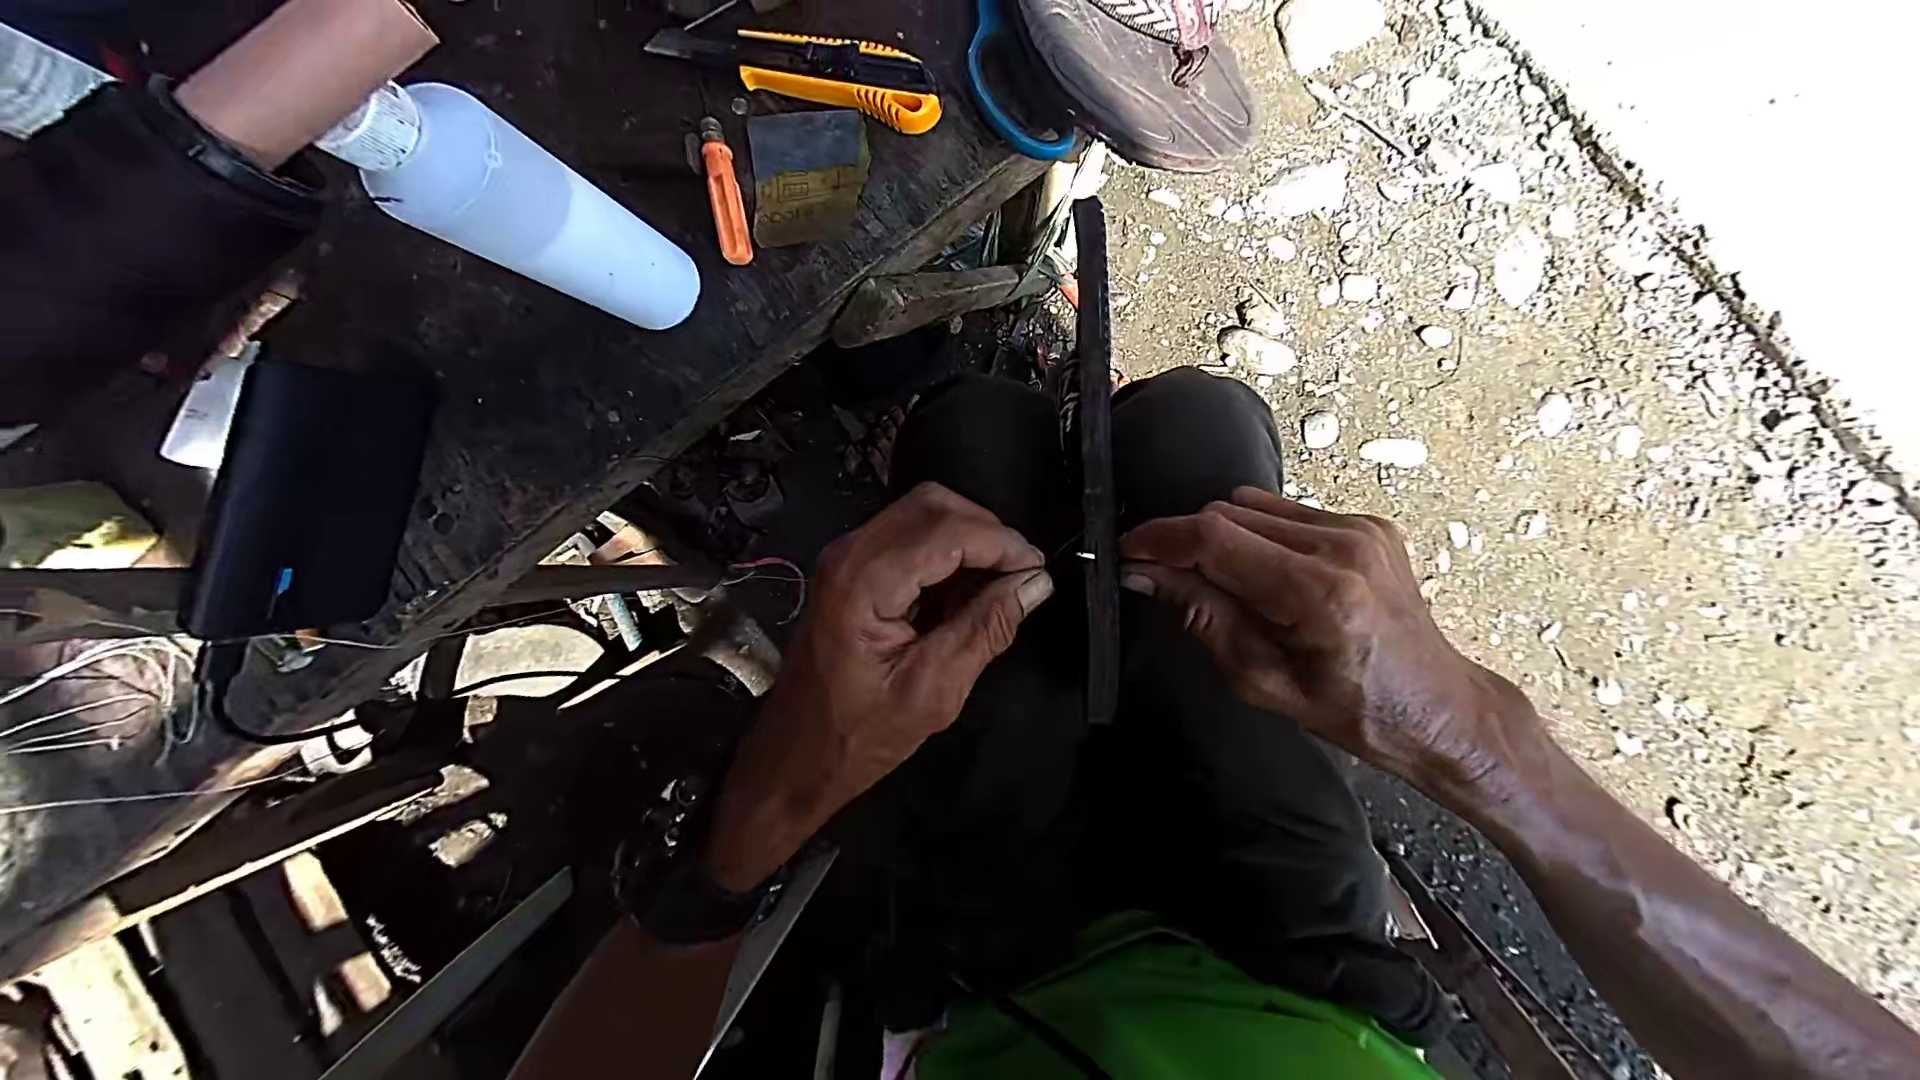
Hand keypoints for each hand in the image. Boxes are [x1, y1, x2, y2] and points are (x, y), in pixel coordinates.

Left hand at [703, 482, 1054, 890]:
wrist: (795, 756)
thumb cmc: (854, 736)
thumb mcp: (932, 691)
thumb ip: (985, 629)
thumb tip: (1034, 585)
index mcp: (863, 582)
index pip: (946, 529)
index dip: (1001, 542)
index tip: (1037, 571)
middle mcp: (850, 554)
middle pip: (933, 505)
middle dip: (987, 532)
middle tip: (1021, 575)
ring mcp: (848, 558)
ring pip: (923, 515)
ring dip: (970, 541)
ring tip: (1000, 586)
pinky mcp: (853, 570)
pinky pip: (910, 538)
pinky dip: (948, 554)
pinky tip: (968, 591)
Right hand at [1119, 487, 1539, 798]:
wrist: (1439, 707)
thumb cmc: (1357, 710)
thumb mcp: (1260, 679)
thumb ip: (1200, 616)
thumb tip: (1148, 574)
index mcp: (1318, 593)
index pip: (1213, 538)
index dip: (1159, 539)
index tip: (1130, 551)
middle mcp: (1342, 546)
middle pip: (1225, 513)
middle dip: (1184, 542)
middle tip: (1167, 579)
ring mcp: (1358, 529)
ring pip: (1248, 505)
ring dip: (1218, 537)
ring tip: (1224, 584)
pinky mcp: (1364, 523)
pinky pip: (1280, 511)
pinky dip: (1253, 535)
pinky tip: (1262, 573)